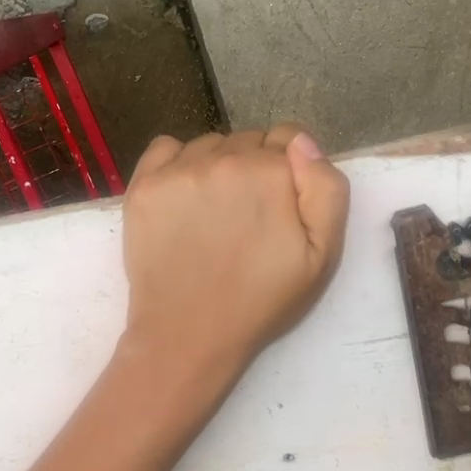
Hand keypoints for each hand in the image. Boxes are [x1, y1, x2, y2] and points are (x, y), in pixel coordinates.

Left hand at [119, 125, 349, 379]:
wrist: (188, 333)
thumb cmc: (261, 300)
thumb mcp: (322, 255)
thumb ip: (326, 189)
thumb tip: (303, 143)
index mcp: (271, 172)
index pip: (289, 137)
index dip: (290, 168)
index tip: (281, 202)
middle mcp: (224, 159)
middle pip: (249, 140)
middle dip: (255, 167)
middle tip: (248, 215)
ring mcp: (178, 170)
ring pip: (209, 144)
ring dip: (217, 165)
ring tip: (214, 212)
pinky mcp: (144, 185)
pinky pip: (166, 148)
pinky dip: (177, 162)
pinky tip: (183, 196)